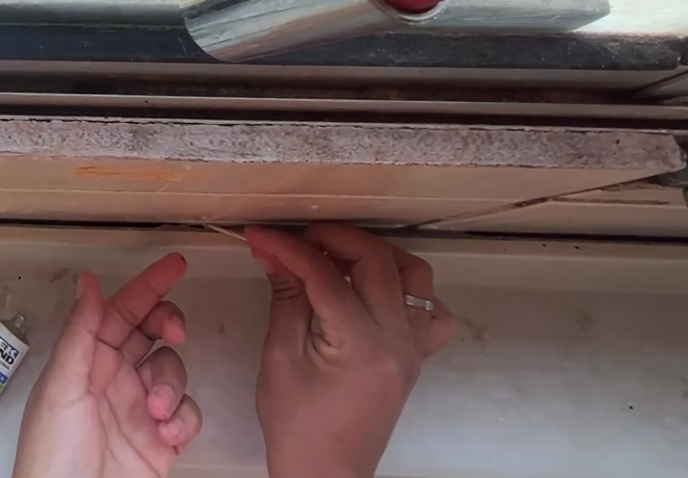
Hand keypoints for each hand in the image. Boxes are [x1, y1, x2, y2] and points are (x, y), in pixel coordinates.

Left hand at [12, 254, 203, 477]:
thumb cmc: (52, 457)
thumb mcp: (61, 386)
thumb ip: (79, 331)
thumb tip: (87, 282)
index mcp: (86, 358)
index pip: (120, 309)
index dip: (148, 285)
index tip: (175, 265)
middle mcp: (113, 377)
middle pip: (150, 332)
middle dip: (167, 323)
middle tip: (175, 329)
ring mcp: (138, 408)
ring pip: (172, 370)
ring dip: (172, 383)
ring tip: (157, 409)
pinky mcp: (159, 441)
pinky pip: (186, 413)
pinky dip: (184, 418)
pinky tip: (168, 433)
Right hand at [246, 225, 454, 477]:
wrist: (326, 472)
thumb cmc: (296, 420)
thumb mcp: (280, 353)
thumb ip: (285, 294)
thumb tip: (271, 248)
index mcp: (362, 345)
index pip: (325, 274)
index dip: (288, 246)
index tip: (259, 233)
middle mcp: (399, 341)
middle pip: (377, 261)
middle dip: (333, 237)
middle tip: (296, 238)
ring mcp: (414, 349)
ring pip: (413, 275)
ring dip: (374, 253)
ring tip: (334, 255)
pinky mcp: (415, 356)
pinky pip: (428, 310)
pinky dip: (404, 288)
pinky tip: (370, 290)